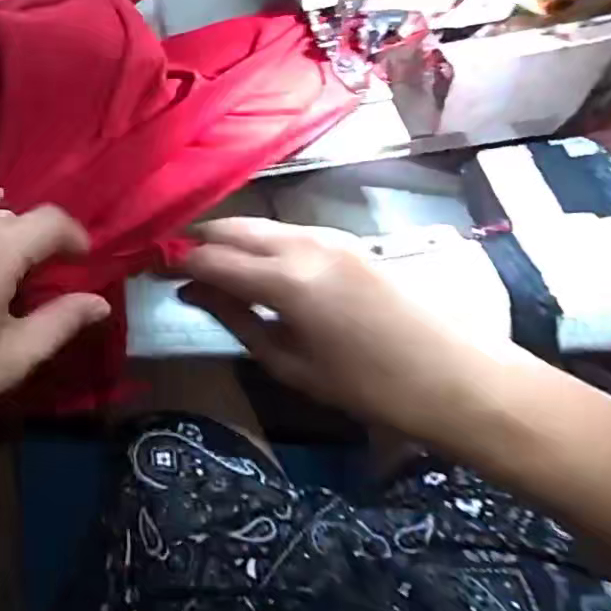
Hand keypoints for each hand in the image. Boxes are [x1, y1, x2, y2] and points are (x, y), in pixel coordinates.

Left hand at [0, 184, 110, 478]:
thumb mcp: (11, 358)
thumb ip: (61, 322)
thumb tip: (99, 301)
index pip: (49, 222)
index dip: (73, 237)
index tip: (82, 261)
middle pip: (17, 220)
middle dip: (39, 243)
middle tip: (43, 280)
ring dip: (7, 230)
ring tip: (12, 263)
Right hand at [172, 217, 545, 449]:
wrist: (464, 379)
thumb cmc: (372, 387)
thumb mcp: (292, 364)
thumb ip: (236, 320)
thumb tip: (191, 292)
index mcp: (285, 279)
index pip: (209, 259)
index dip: (173, 261)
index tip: (146, 264)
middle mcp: (300, 243)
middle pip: (229, 228)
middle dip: (195, 239)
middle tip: (169, 258)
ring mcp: (325, 235)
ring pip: (256, 223)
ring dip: (224, 236)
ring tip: (203, 258)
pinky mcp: (343, 238)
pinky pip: (282, 229)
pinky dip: (255, 238)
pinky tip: (250, 260)